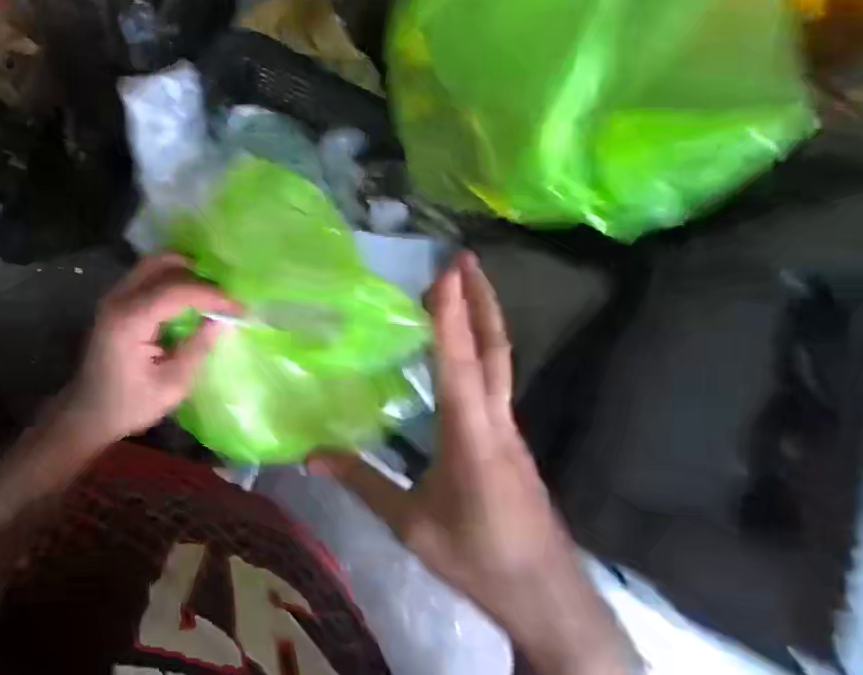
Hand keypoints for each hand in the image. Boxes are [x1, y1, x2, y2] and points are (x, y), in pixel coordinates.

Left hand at [50, 254, 238, 448]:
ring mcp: (113, 295)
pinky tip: (190, 296)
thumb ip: (197, 348)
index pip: (175, 291)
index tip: (240, 308)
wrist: (88, 410)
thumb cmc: (129, 404)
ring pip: (152, 264)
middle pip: (160, 263)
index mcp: (128, 320)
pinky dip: (171, 278)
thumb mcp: (172, 385)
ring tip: (212, 292)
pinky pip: (146, 275)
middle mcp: (117, 298)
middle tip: (225, 292)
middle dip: (197, 272)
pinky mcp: (116, 300)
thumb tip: (223, 320)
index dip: (211, 295)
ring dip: (184, 271)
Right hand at [310, 254, 636, 674]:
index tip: (445, 272)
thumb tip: (308, 453)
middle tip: (466, 258)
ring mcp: (508, 434)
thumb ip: (363, 482)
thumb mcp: (413, 525)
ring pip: (499, 364)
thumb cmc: (482, 559)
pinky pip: (493, 383)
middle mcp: (496, 423)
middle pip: (493, 350)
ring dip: (483, 320)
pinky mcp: (509, 445)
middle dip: (481, 300)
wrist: (554, 605)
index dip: (449, 315)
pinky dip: (479, 350)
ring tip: (464, 287)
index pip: (457, 362)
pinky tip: (461, 351)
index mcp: (473, 434)